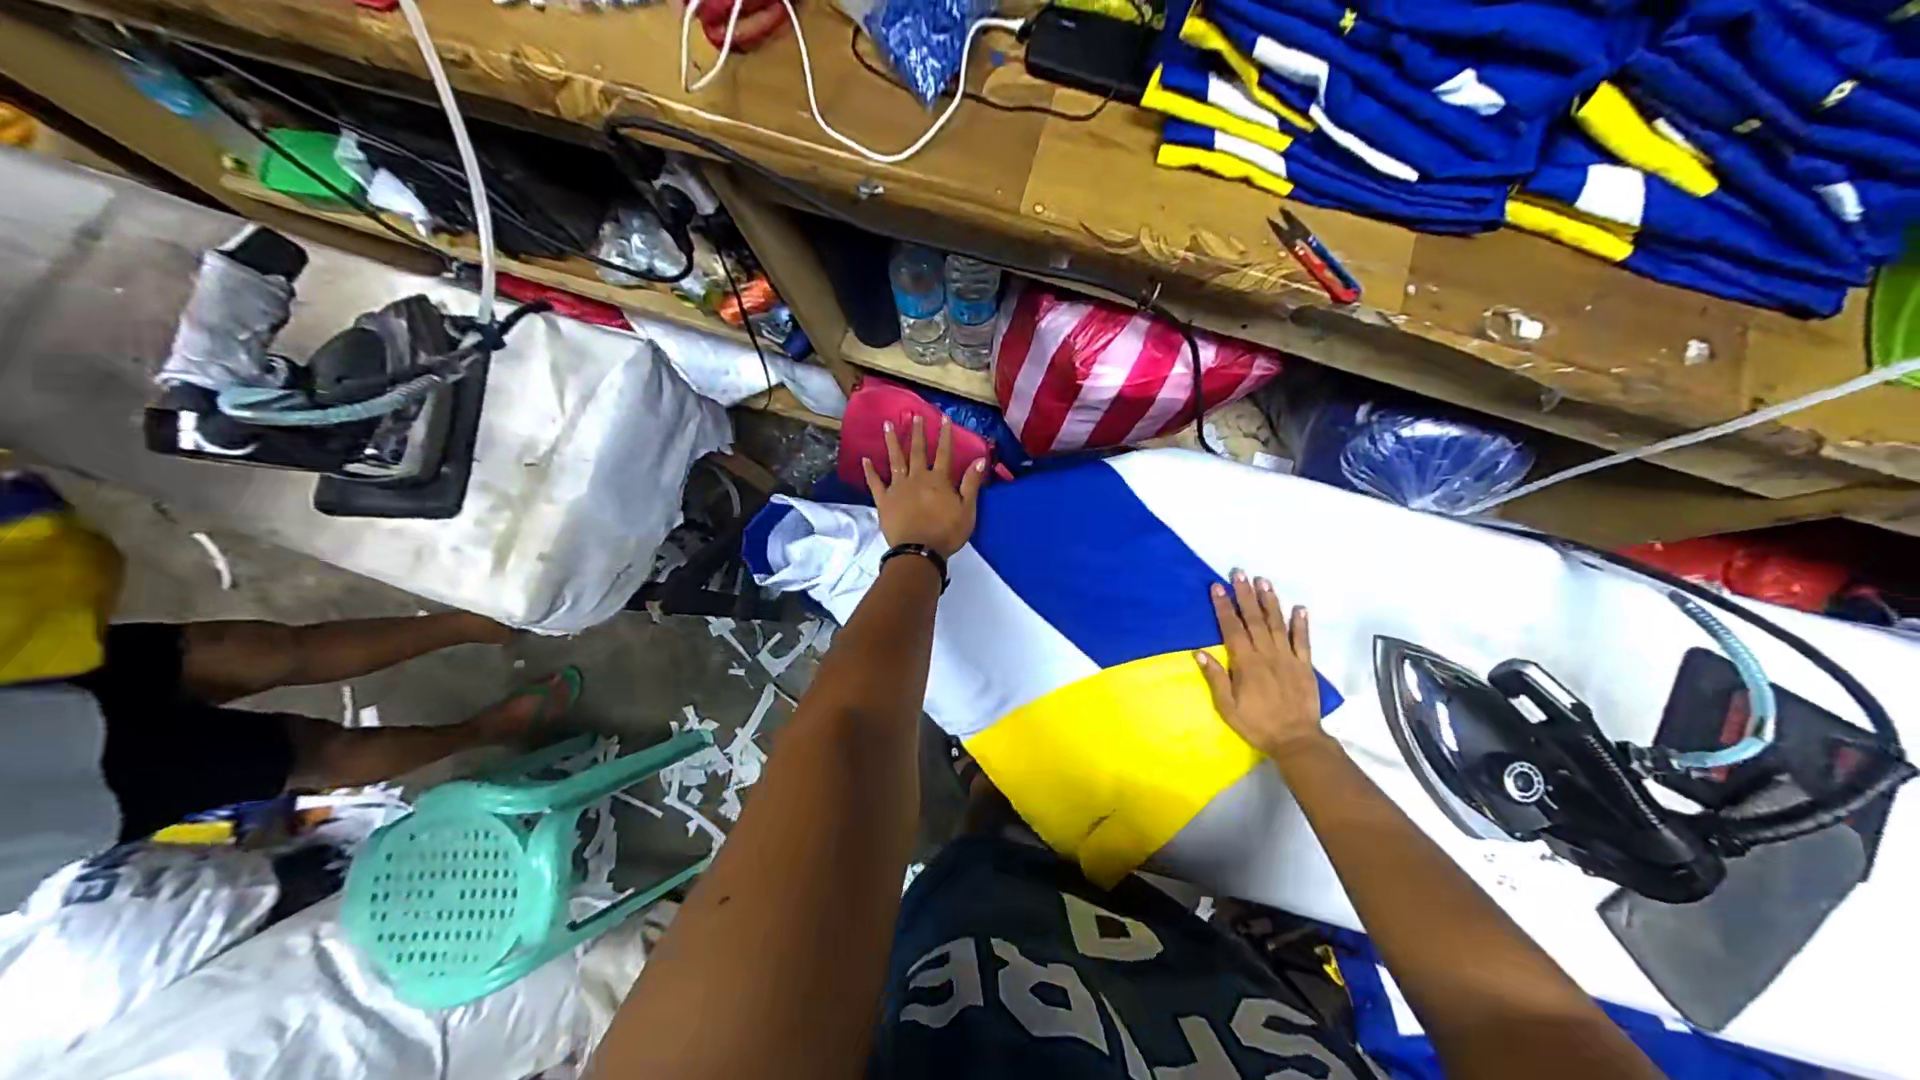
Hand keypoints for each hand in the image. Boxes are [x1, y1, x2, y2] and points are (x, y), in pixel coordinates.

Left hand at [863, 414, 986, 557]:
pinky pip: (875, 483)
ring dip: (892, 442)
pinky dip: (870, 471)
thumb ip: (971, 483)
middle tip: (914, 416)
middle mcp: (917, 478)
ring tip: (887, 424)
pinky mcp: (884, 500)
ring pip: (895, 460)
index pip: (944, 452)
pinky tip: (865, 459)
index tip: (943, 418)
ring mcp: (898, 487)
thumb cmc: (947, 532)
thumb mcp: (967, 510)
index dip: (945, 435)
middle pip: (917, 451)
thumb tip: (979, 459)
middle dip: (917, 433)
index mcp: (939, 480)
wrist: (919, 551)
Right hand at [1196, 571, 1328, 760]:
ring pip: (1277, 623)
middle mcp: (1267, 654)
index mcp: (1246, 663)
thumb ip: (1215, 678)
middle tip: (1239, 573)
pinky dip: (1301, 623)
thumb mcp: (1227, 707)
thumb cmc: (1257, 724)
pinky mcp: (1305, 665)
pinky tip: (1299, 607)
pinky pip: (1303, 640)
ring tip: (1263, 581)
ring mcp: (1288, 657)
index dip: (1224, 607)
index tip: (1217, 587)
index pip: (1232, 628)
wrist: (1296, 740)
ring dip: (1269, 601)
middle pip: (1254, 619)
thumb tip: (1200, 652)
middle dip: (1245, 594)